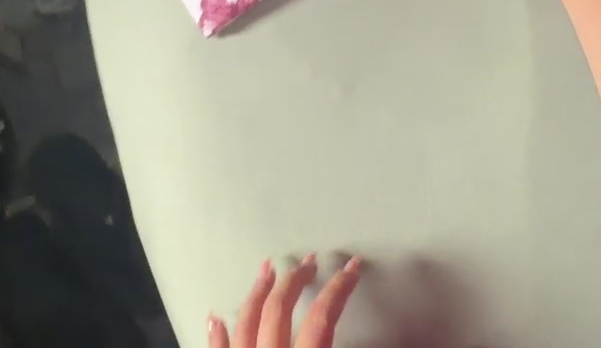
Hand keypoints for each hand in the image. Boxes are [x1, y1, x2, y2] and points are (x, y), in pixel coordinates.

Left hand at [209, 254, 362, 347]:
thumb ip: (355, 345)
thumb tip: (383, 335)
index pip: (322, 317)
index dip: (339, 288)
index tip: (352, 268)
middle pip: (279, 309)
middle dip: (296, 279)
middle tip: (310, 261)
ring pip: (246, 322)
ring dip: (257, 293)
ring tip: (266, 269)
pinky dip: (218, 335)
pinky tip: (216, 317)